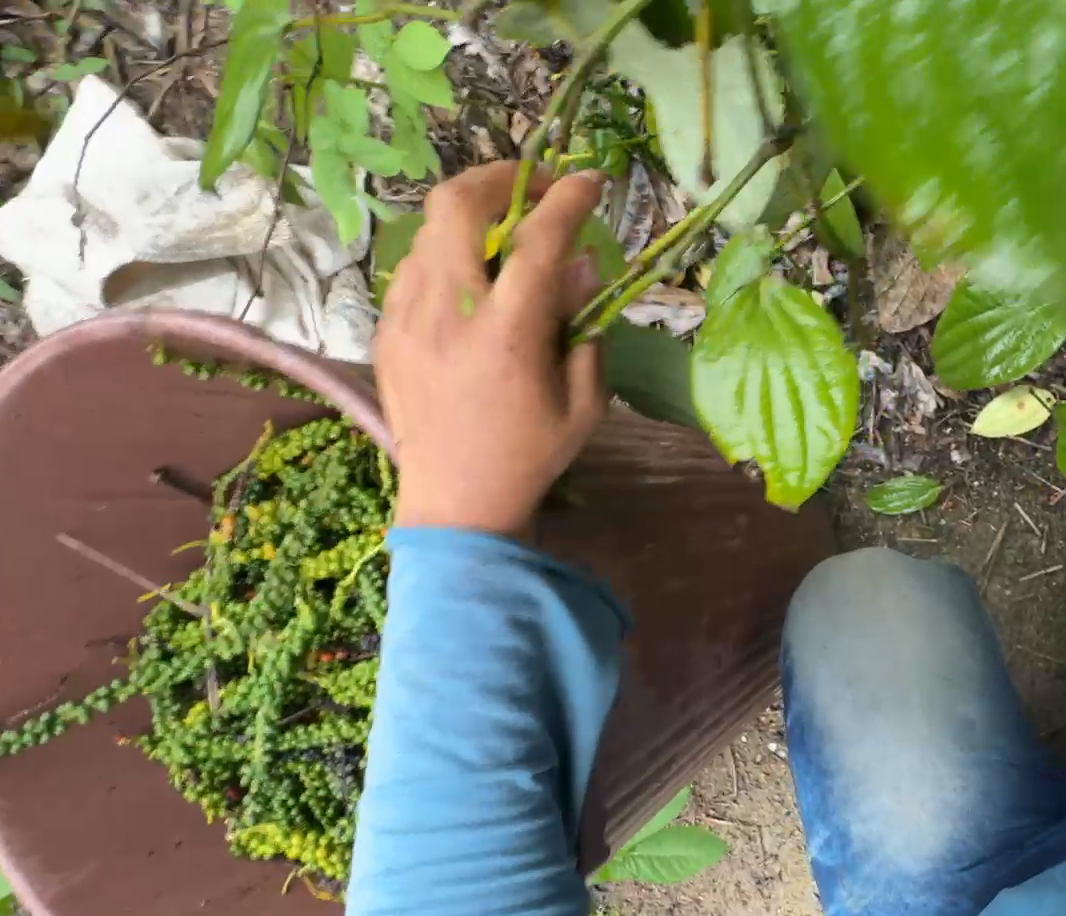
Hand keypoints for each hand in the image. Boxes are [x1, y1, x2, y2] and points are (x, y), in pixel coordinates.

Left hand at [375, 163, 609, 541]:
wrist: (455, 500)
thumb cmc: (533, 456)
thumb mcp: (585, 405)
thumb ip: (587, 333)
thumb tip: (584, 267)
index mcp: (506, 338)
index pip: (537, 243)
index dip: (567, 202)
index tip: (591, 183)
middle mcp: (447, 314)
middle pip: (456, 205)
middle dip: (501, 177)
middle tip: (537, 186)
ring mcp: (405, 317)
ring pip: (428, 228)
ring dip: (474, 213)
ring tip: (509, 231)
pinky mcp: (385, 328)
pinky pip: (415, 265)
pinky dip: (451, 252)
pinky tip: (476, 276)